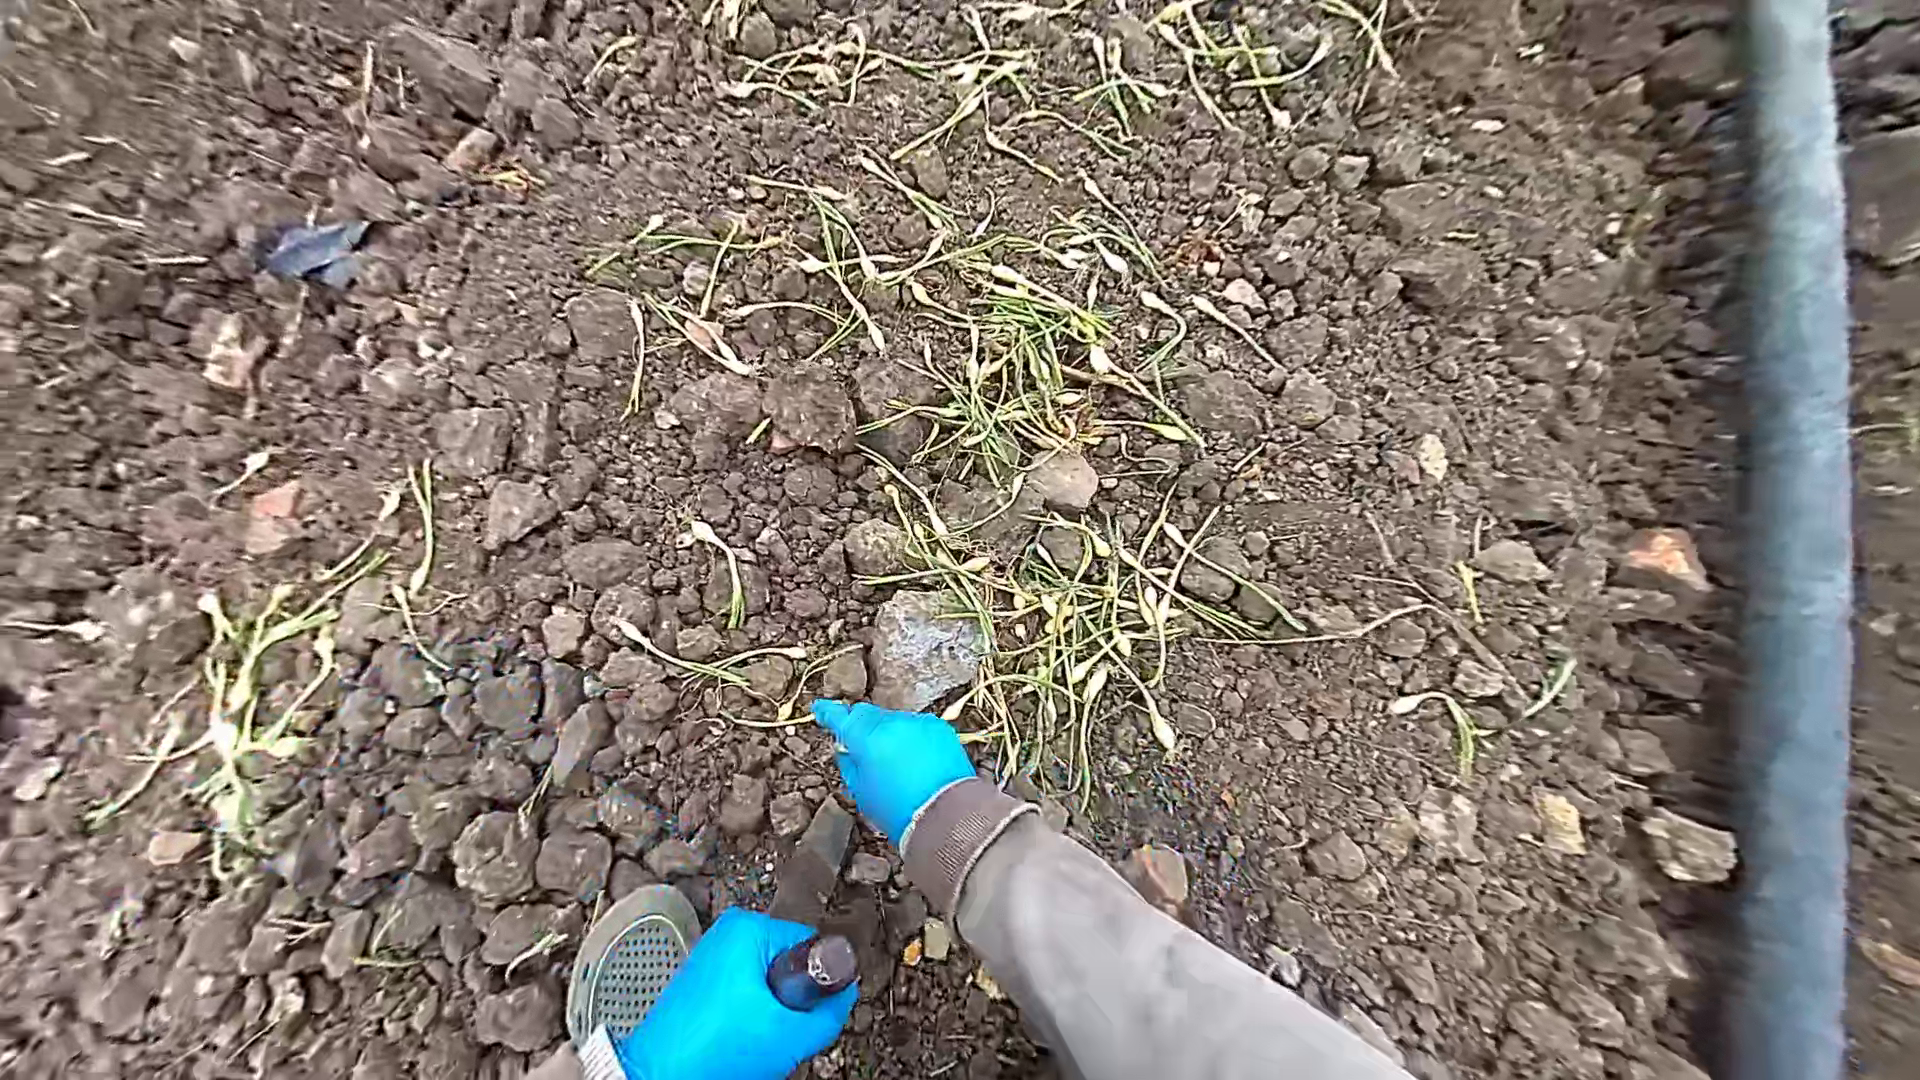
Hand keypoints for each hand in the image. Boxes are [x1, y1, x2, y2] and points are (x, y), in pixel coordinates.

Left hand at [614, 909, 854, 1079]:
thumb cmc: (708, 1053)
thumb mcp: (786, 1036)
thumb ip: (828, 1014)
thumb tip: (847, 995)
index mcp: (748, 927)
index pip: (806, 944)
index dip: (814, 981)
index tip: (806, 1010)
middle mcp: (729, 931)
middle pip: (785, 962)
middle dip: (789, 998)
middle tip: (778, 1029)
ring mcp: (712, 953)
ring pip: (765, 979)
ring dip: (769, 1008)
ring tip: (754, 1037)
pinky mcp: (701, 977)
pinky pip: (743, 988)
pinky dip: (748, 1012)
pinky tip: (738, 1039)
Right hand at [812, 699, 974, 845]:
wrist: (947, 815)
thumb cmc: (899, 810)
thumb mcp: (862, 791)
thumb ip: (850, 763)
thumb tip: (846, 747)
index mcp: (868, 737)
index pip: (843, 718)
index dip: (830, 713)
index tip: (821, 709)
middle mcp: (893, 722)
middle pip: (869, 716)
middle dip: (862, 727)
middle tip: (860, 744)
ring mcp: (918, 722)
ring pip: (894, 721)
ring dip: (889, 733)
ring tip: (894, 762)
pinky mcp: (939, 727)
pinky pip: (916, 727)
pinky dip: (911, 738)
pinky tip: (915, 760)